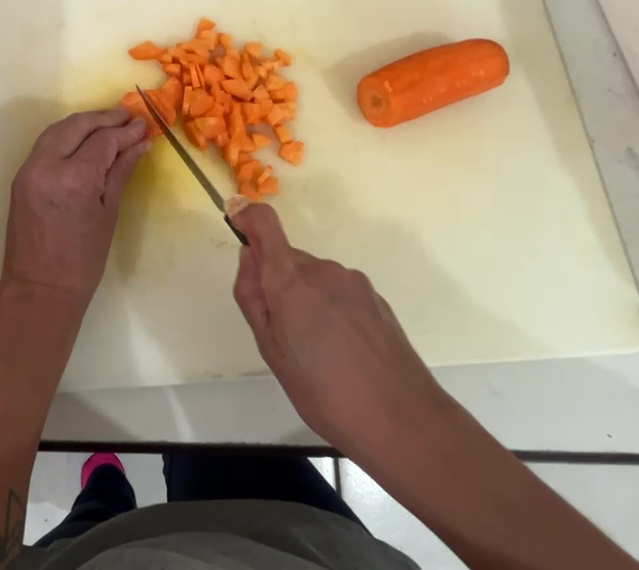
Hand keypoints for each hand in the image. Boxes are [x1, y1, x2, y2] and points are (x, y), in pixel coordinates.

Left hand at [0, 108, 150, 310]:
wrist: (40, 288)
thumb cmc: (83, 260)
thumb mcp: (109, 213)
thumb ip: (120, 171)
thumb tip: (140, 143)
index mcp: (73, 178)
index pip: (102, 141)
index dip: (125, 132)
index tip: (144, 125)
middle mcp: (46, 166)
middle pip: (76, 126)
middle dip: (103, 119)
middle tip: (128, 117)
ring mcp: (28, 169)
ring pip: (57, 131)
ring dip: (83, 124)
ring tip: (110, 124)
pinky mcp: (20, 177)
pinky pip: (45, 145)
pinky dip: (66, 137)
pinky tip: (85, 139)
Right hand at [231, 202, 448, 451]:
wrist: (403, 421)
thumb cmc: (324, 392)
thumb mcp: (272, 351)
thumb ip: (253, 298)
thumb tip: (248, 258)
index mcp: (291, 281)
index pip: (265, 224)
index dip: (247, 217)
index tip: (236, 224)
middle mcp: (323, 271)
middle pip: (287, 258)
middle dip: (277, 283)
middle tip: (283, 333)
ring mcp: (354, 283)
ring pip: (314, 277)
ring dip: (306, 299)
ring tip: (317, 351)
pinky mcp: (376, 299)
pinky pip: (339, 292)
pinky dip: (331, 310)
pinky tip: (342, 350)